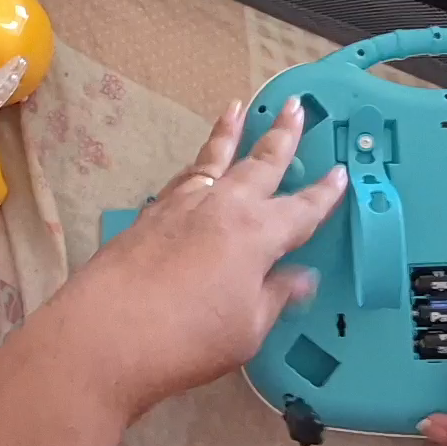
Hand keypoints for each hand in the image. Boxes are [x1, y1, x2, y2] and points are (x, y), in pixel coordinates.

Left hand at [29, 97, 347, 421]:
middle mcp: (225, 207)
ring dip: (230, 132)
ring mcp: (184, 205)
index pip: (303, 209)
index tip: (340, 172)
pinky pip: (185, 177)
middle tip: (297, 106)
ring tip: (237, 106)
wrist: (106, 335)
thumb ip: (275, 295)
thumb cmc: (189, 339)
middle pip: (261, 164)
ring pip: (215, 158)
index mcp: (258, 234)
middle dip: (283, 135)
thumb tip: (301, 277)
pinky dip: (198, 163)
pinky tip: (198, 163)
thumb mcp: (248, 328)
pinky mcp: (151, 213)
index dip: (325, 193)